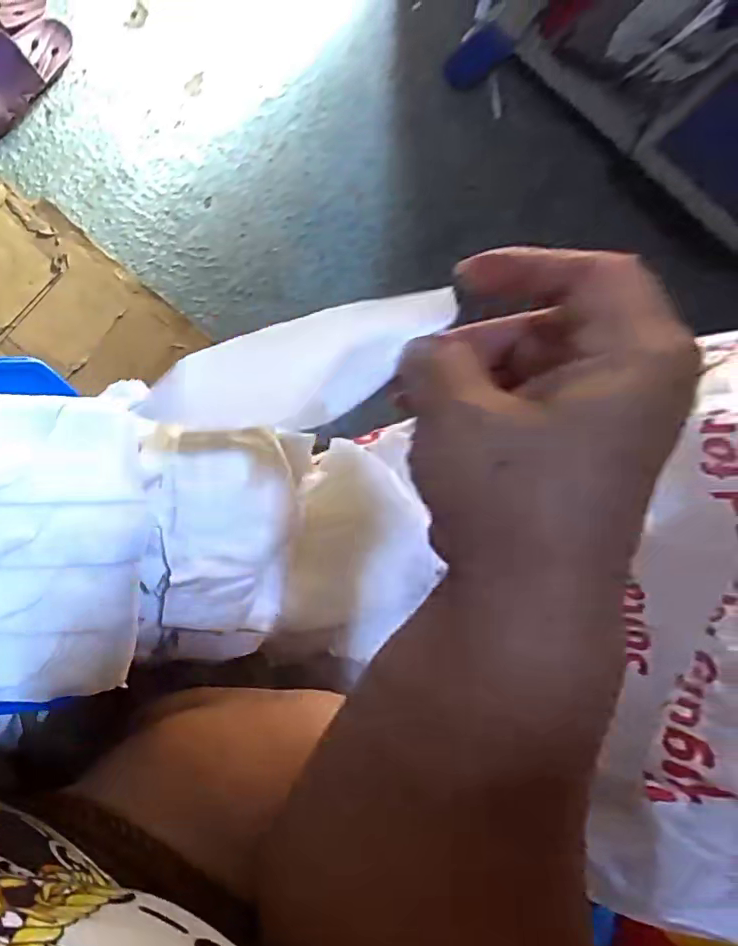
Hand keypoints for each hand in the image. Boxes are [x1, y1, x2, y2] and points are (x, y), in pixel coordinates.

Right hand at [399, 247, 698, 582]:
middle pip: (555, 325)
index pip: (595, 277)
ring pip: (533, 366)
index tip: (457, 278)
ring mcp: (606, 416)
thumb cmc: (505, 487)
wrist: (530, 577)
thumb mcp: (458, 414)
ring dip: (468, 373)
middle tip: (414, 368)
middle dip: (477, 339)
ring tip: (411, 399)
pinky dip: (478, 402)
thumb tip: (425, 346)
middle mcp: (634, 378)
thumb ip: (438, 363)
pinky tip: (436, 424)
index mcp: (633, 356)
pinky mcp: (574, 448)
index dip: (524, 267)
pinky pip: (527, 402)